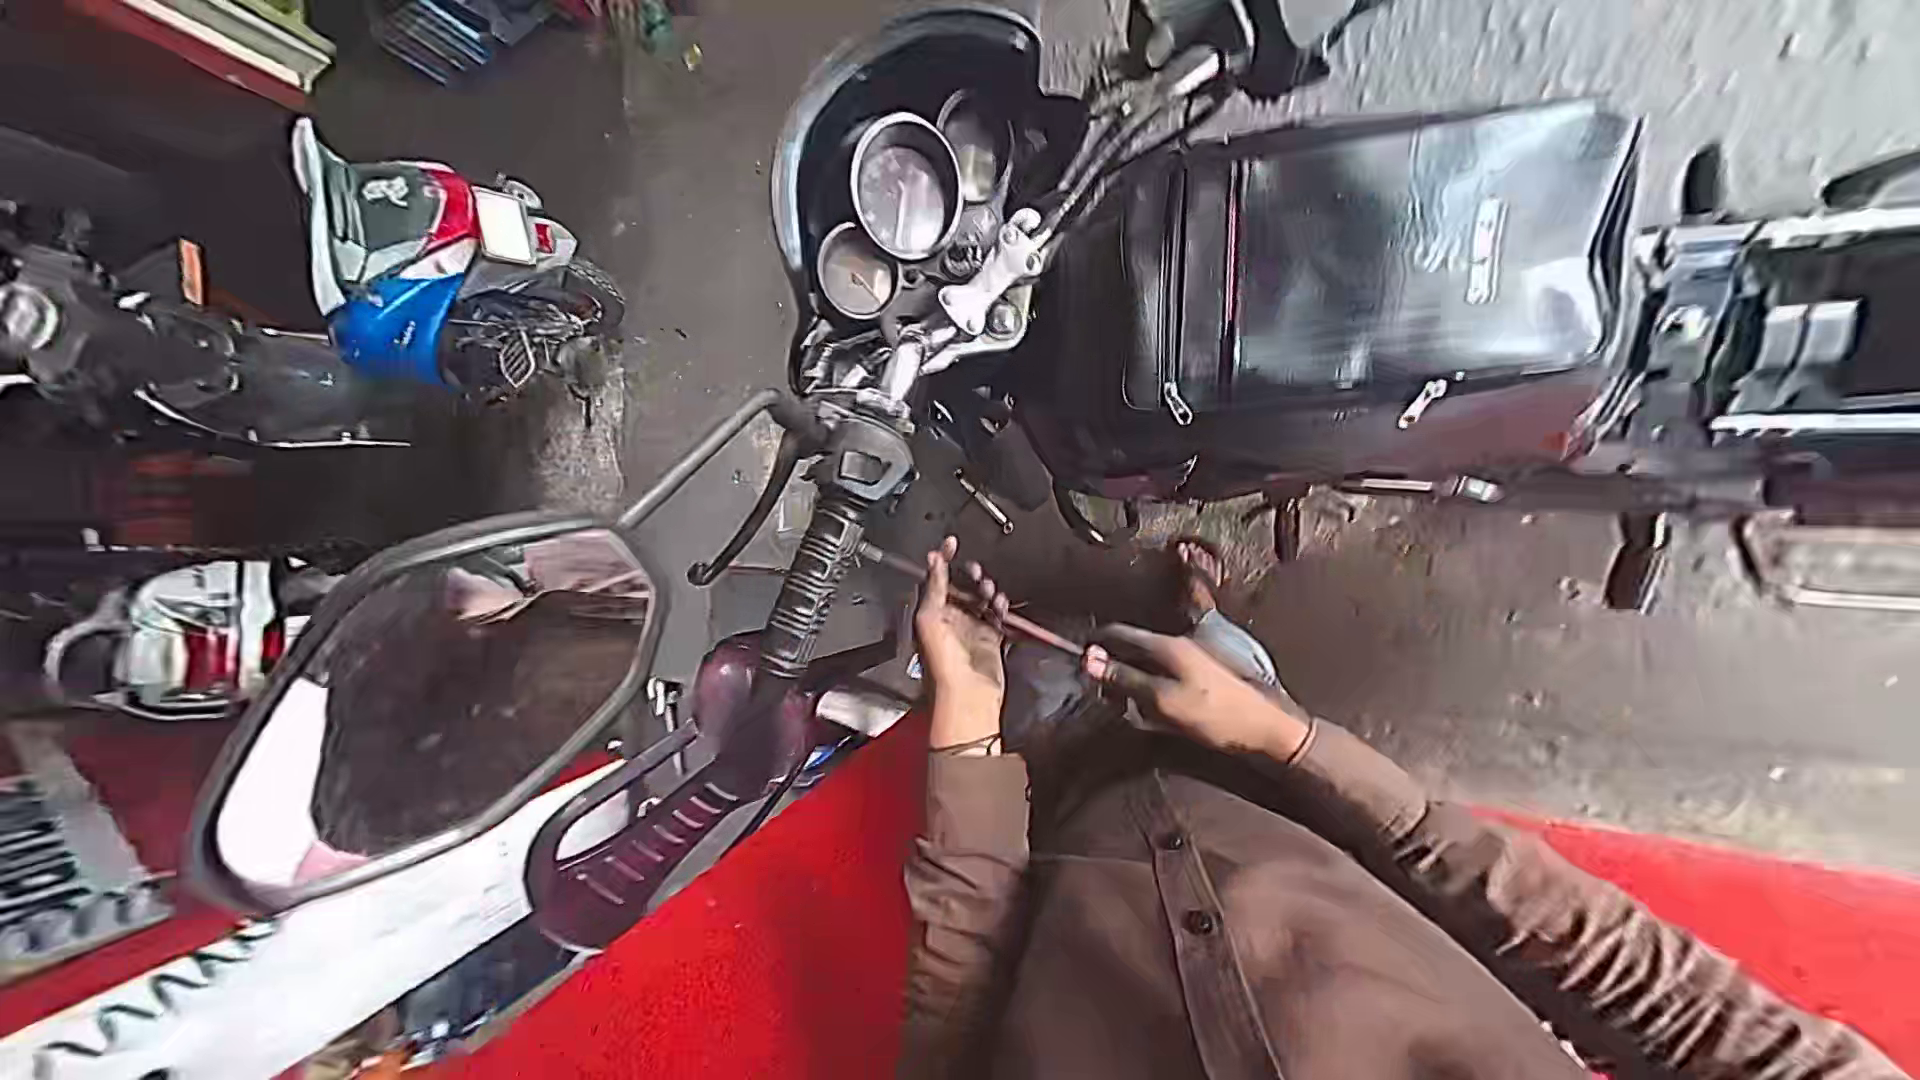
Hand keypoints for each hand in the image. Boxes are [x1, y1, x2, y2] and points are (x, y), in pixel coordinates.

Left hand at [913, 537, 1010, 748]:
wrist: (967, 694)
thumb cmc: (943, 665)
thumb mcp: (930, 617)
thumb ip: (934, 586)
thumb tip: (933, 560)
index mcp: (931, 613)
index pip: (936, 578)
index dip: (944, 559)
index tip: (950, 543)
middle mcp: (949, 619)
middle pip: (962, 586)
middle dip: (969, 575)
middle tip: (975, 570)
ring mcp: (970, 629)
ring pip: (981, 598)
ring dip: (986, 589)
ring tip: (988, 589)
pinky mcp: (989, 638)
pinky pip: (996, 615)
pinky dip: (999, 606)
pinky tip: (999, 604)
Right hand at [1082, 624, 1310, 759]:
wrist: (1267, 731)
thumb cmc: (1214, 715)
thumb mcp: (1162, 700)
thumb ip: (1124, 678)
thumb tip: (1089, 659)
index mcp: (1166, 645)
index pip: (1118, 632)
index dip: (1096, 645)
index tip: (1080, 664)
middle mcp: (1177, 644)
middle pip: (1131, 649)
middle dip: (1114, 669)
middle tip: (1106, 696)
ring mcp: (1190, 659)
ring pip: (1146, 665)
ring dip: (1133, 684)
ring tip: (1133, 710)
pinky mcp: (1199, 676)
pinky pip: (1163, 677)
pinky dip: (1151, 691)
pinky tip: (1156, 714)